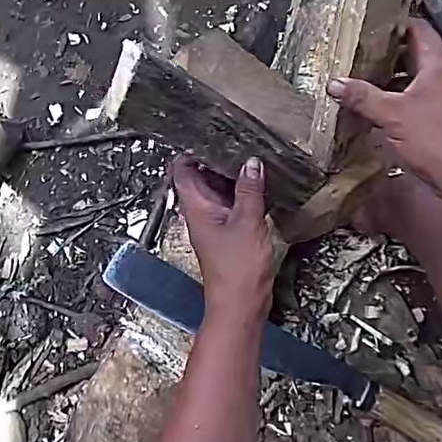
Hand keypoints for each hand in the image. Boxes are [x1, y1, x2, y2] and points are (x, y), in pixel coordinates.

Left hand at [170, 154, 274, 321]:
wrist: (241, 306)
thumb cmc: (237, 271)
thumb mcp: (247, 222)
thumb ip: (249, 190)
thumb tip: (252, 163)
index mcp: (196, 208)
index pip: (182, 169)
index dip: (192, 151)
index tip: (210, 135)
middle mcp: (200, 213)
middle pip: (201, 177)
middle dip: (217, 160)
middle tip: (239, 144)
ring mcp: (214, 223)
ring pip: (218, 191)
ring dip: (232, 177)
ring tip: (253, 160)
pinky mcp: (228, 233)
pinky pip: (231, 205)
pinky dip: (242, 194)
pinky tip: (259, 187)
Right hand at [325, 18, 441, 189]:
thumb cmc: (436, 139)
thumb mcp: (392, 114)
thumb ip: (362, 97)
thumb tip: (335, 84)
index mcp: (438, 65)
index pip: (418, 29)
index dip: (394, 23)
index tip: (369, 25)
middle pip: (415, 52)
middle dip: (386, 52)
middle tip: (358, 51)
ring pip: (415, 75)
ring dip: (391, 76)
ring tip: (362, 76)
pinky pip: (417, 95)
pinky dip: (398, 95)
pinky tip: (378, 104)